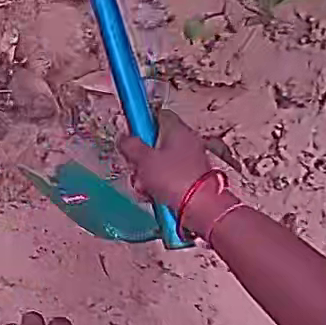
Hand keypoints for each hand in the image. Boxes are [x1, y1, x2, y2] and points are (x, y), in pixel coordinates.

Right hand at [117, 109, 224, 229]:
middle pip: (153, 141)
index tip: (130, 132)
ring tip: (142, 184)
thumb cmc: (173, 178)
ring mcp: (188, 162)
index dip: (141, 121)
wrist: (202, 210)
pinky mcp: (188, 180)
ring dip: (144, 173)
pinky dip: (155, 185)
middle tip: (134, 164)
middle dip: (139, 155)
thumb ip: (129, 145)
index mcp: (177, 130)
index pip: (157, 114)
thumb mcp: (142, 158)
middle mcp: (185, 142)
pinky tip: (151, 194)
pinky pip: (164, 177)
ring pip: (156, 161)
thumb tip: (123, 137)